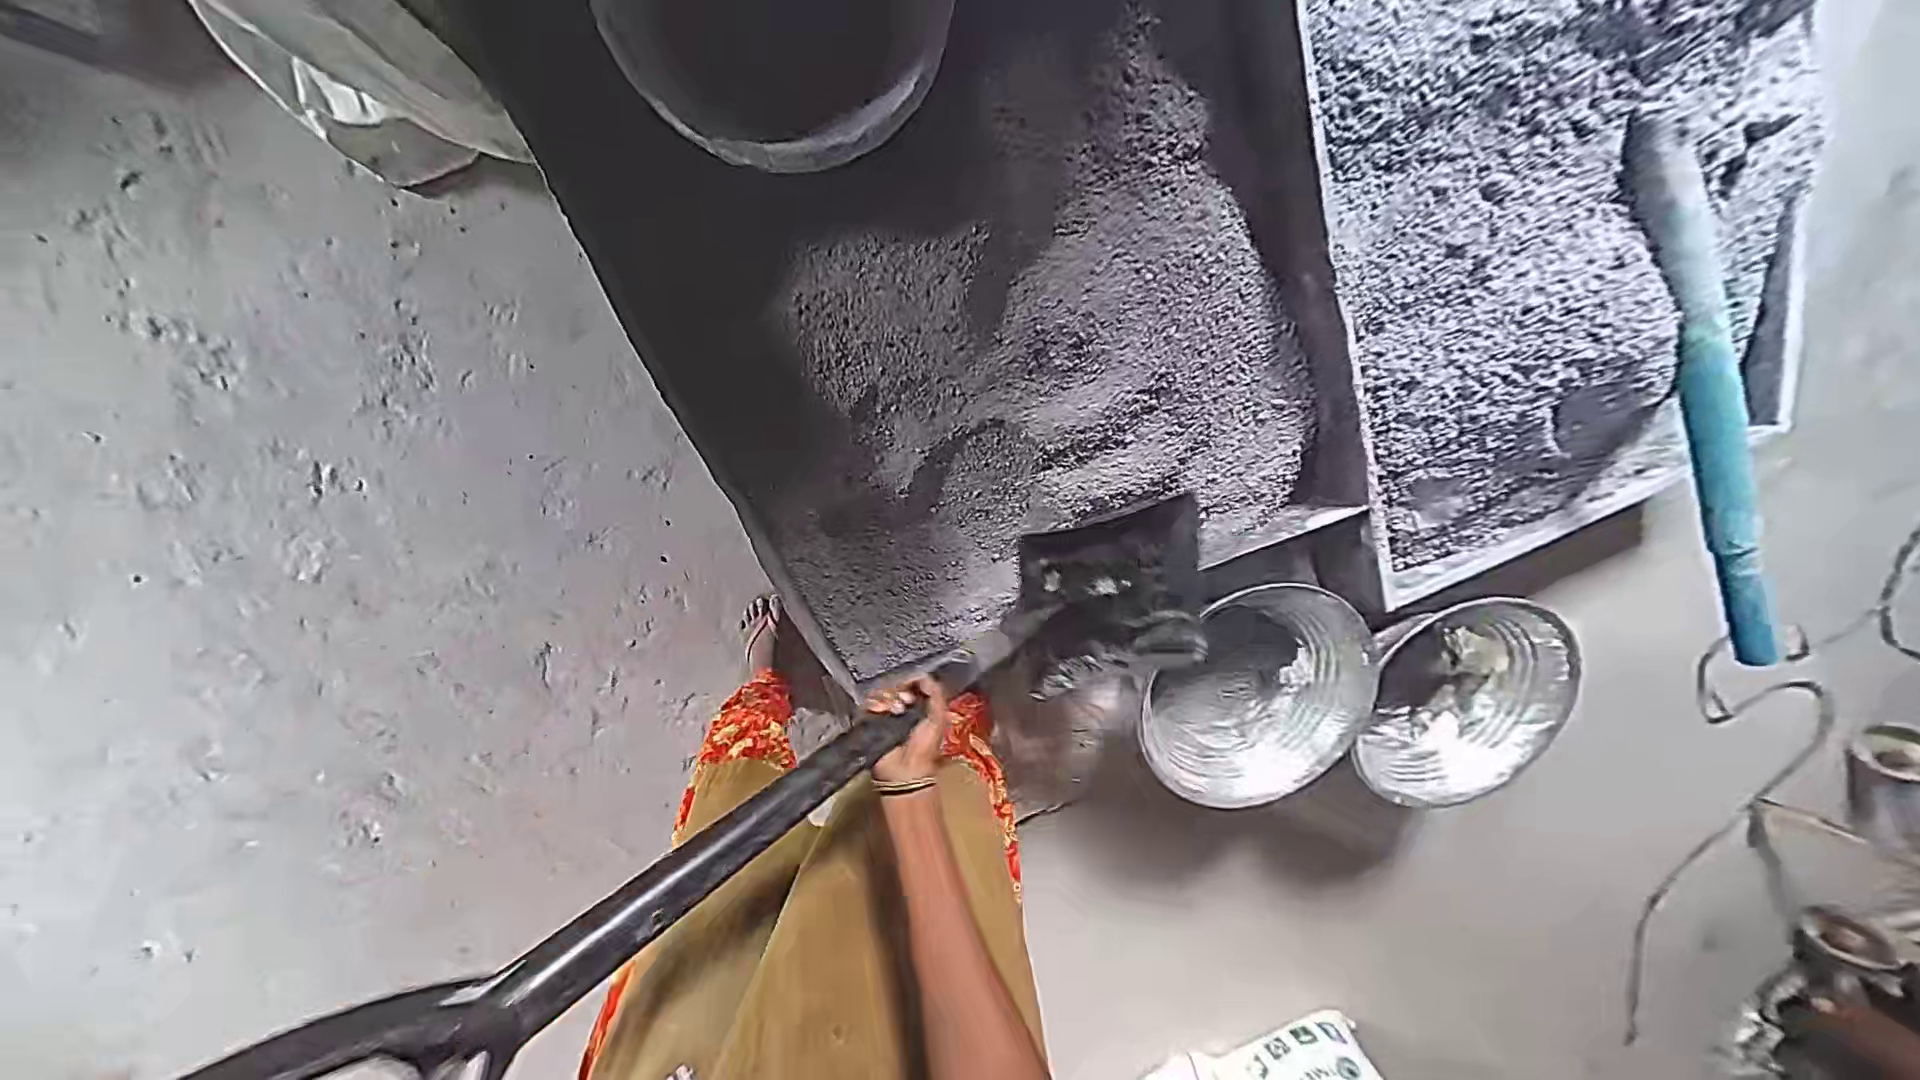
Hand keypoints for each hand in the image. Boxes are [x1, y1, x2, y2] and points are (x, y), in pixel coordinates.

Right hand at [866, 675, 949, 784]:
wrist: (905, 771)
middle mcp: (899, 708)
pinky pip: (866, 705)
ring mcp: (883, 715)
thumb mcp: (938, 719)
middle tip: (904, 702)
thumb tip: (923, 676)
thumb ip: (935, 694)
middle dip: (899, 691)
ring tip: (894, 711)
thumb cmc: (926, 748)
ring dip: (887, 698)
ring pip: (879, 693)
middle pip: (893, 686)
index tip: (912, 691)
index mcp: (917, 706)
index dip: (911, 683)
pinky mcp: (869, 723)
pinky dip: (873, 704)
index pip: (909, 684)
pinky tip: (881, 711)